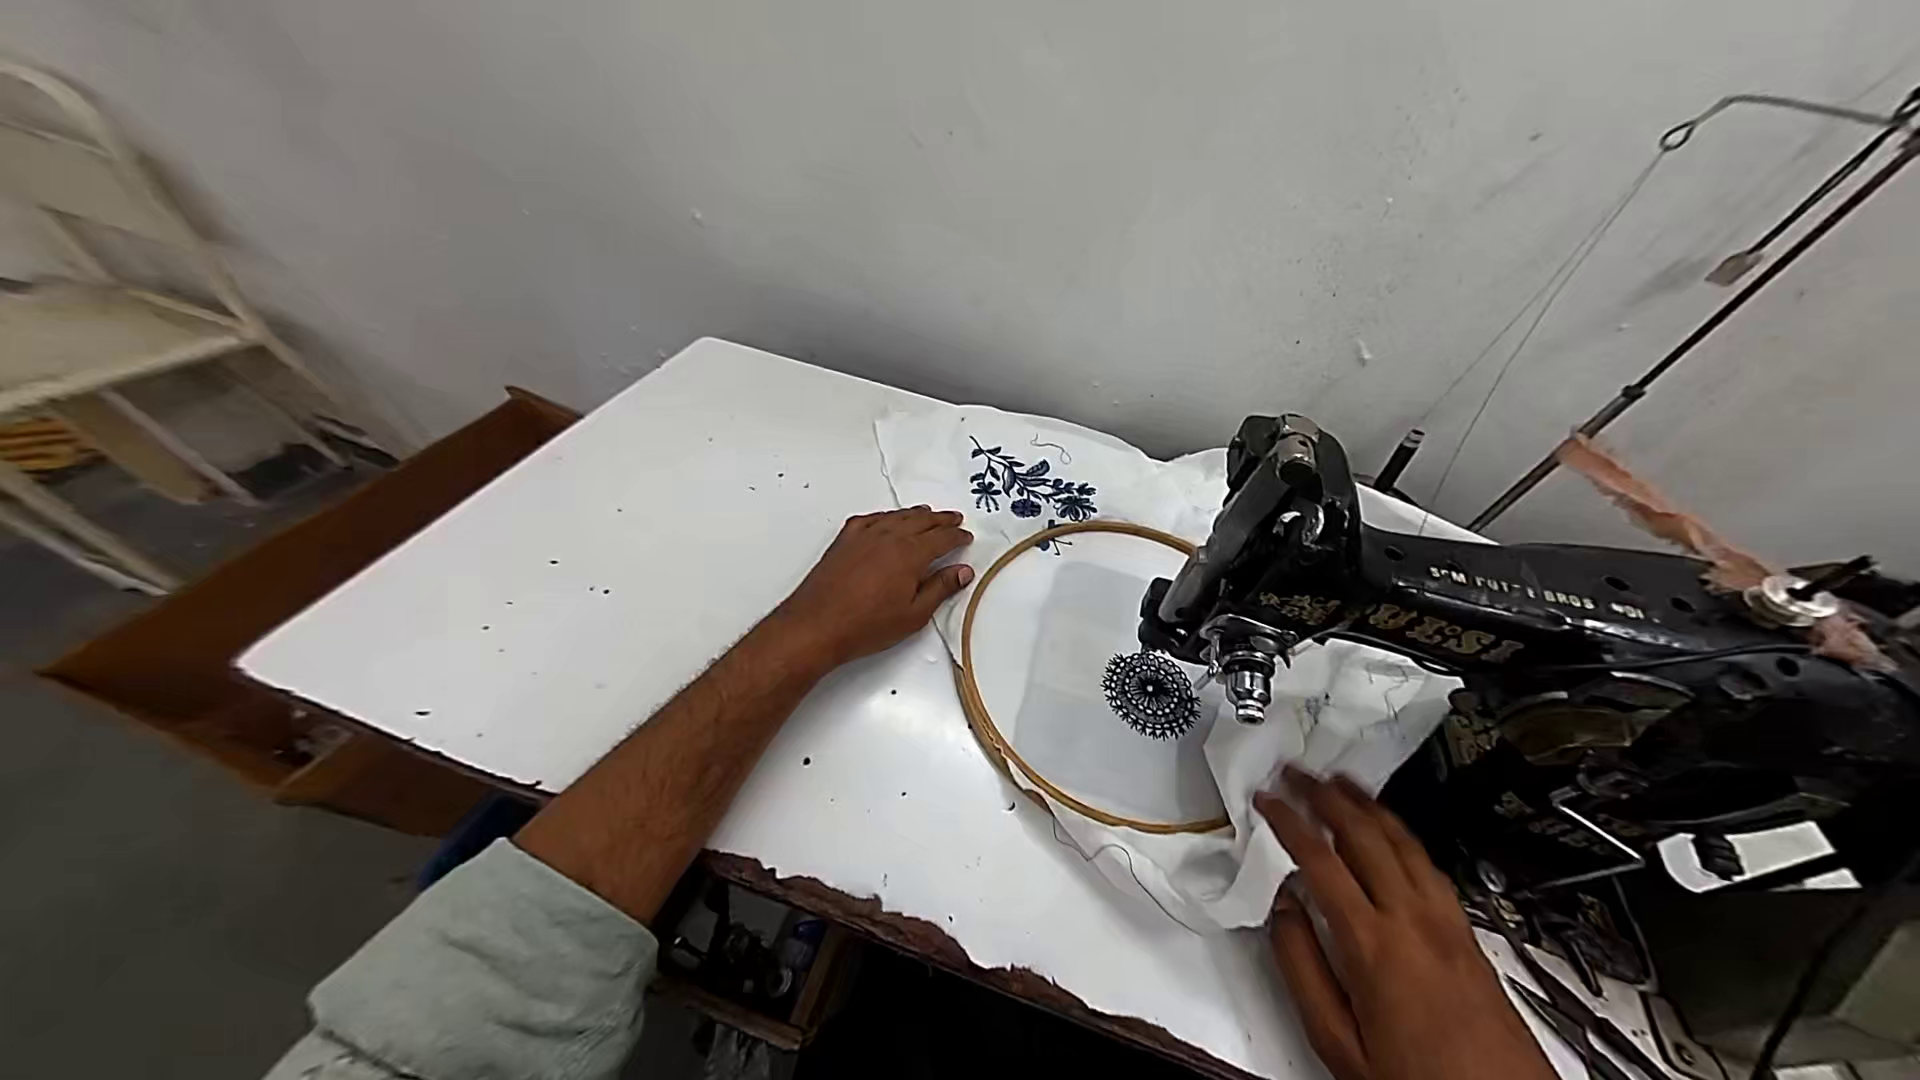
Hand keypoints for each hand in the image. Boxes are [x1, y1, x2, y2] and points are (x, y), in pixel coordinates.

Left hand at [770, 506, 973, 668]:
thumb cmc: (861, 624)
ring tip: (926, 514)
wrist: (817, 626)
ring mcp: (863, 536)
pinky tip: (886, 520)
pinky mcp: (845, 541)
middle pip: (922, 521)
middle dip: (941, 520)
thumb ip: (940, 588)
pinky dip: (885, 517)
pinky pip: (870, 519)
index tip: (964, 537)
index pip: (942, 538)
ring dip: (916, 514)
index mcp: (909, 554)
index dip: (956, 536)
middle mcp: (887, 538)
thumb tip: (961, 573)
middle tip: (953, 519)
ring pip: (897, 516)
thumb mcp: (914, 614)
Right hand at [1255, 769, 1554, 1079]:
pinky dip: (1401, 831)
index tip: (1267, 800)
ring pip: (1402, 841)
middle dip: (1324, 794)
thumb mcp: (1337, 1041)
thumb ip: (1300, 966)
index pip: (1319, 858)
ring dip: (1365, 803)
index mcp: (1372, 945)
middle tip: (1297, 773)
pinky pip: (1430, 864)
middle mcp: (1413, 923)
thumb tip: (1280, 910)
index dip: (1287, 820)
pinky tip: (1391, 828)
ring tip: (1340, 782)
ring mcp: (1446, 925)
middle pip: (1363, 834)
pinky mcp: (1469, 935)